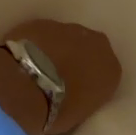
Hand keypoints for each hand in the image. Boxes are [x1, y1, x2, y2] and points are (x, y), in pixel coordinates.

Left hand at [0, 20, 121, 134]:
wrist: (27, 87)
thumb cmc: (58, 111)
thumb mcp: (80, 112)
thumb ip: (82, 97)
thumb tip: (71, 95)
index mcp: (111, 71)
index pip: (105, 74)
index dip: (88, 81)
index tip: (75, 91)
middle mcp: (97, 44)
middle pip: (88, 50)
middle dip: (75, 59)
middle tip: (56, 77)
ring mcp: (69, 29)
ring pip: (66, 38)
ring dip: (56, 49)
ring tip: (37, 66)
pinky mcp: (43, 22)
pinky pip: (43, 34)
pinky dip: (36, 43)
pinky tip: (24, 56)